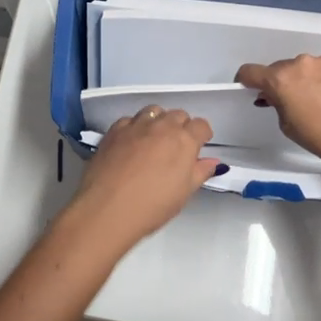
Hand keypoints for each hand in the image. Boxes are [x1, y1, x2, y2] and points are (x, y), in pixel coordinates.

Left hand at [65, 107, 219, 248]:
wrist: (108, 209)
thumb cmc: (152, 206)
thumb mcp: (183, 193)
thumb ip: (199, 172)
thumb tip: (212, 162)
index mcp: (184, 140)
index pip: (201, 126)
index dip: (202, 135)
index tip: (200, 145)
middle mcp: (162, 126)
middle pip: (178, 115)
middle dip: (181, 127)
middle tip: (177, 147)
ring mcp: (136, 126)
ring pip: (154, 111)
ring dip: (159, 121)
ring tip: (154, 140)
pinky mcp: (114, 130)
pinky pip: (129, 120)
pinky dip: (135, 127)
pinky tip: (131, 143)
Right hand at [235, 55, 320, 176]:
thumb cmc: (319, 137)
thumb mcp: (286, 124)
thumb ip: (276, 103)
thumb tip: (276, 96)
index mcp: (279, 79)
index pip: (250, 71)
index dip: (245, 81)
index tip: (249, 89)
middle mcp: (298, 64)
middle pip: (276, 69)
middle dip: (276, 83)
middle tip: (284, 102)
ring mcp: (320, 62)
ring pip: (299, 68)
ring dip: (297, 79)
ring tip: (309, 100)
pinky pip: (318, 69)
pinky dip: (315, 79)